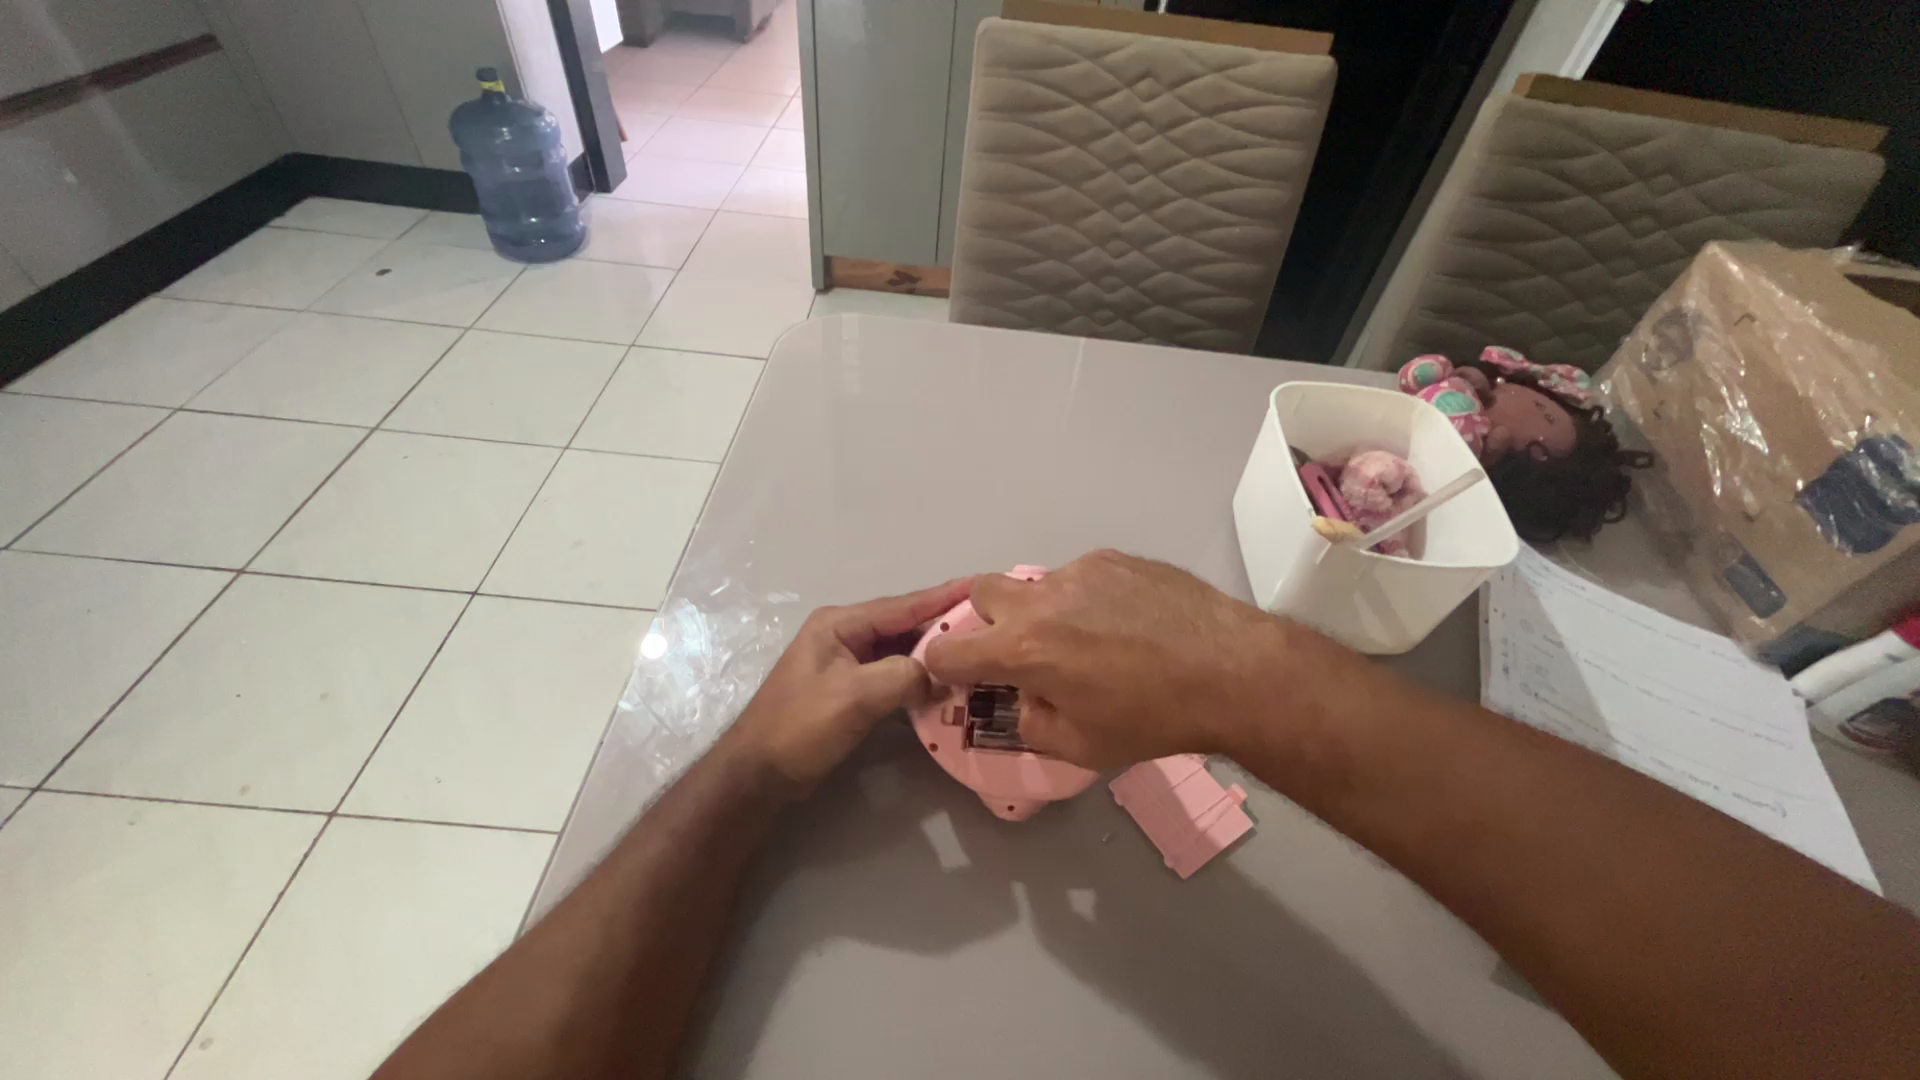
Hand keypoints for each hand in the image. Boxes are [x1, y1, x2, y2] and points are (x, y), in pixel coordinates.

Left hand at [725, 579, 972, 792]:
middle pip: (906, 625)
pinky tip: (947, 686)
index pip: (904, 604)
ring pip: (902, 652)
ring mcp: (847, 662)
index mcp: (841, 623)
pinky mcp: (851, 689)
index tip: (982, 584)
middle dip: (946, 626)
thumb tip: (942, 677)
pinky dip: (920, 679)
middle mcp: (846, 634)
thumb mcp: (855, 696)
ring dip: (935, 655)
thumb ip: (904, 676)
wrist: (759, 773)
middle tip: (992, 624)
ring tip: (978, 652)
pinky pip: (895, 675)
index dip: (945, 596)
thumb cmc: (800, 726)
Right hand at [923, 550, 1320, 768]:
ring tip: (1092, 639)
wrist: (1231, 670)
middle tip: (1022, 650)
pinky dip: (1087, 599)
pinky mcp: (1115, 558)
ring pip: (1039, 586)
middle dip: (987, 621)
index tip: (958, 675)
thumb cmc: (1152, 719)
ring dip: (1044, 612)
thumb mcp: (1082, 748)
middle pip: (982, 593)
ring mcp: (1080, 572)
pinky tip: (1127, 621)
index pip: (949, 650)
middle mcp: (1040, 600)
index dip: (942, 665)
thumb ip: (1033, 723)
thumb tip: (1027, 699)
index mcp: (1022, 649)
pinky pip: (1082, 577)